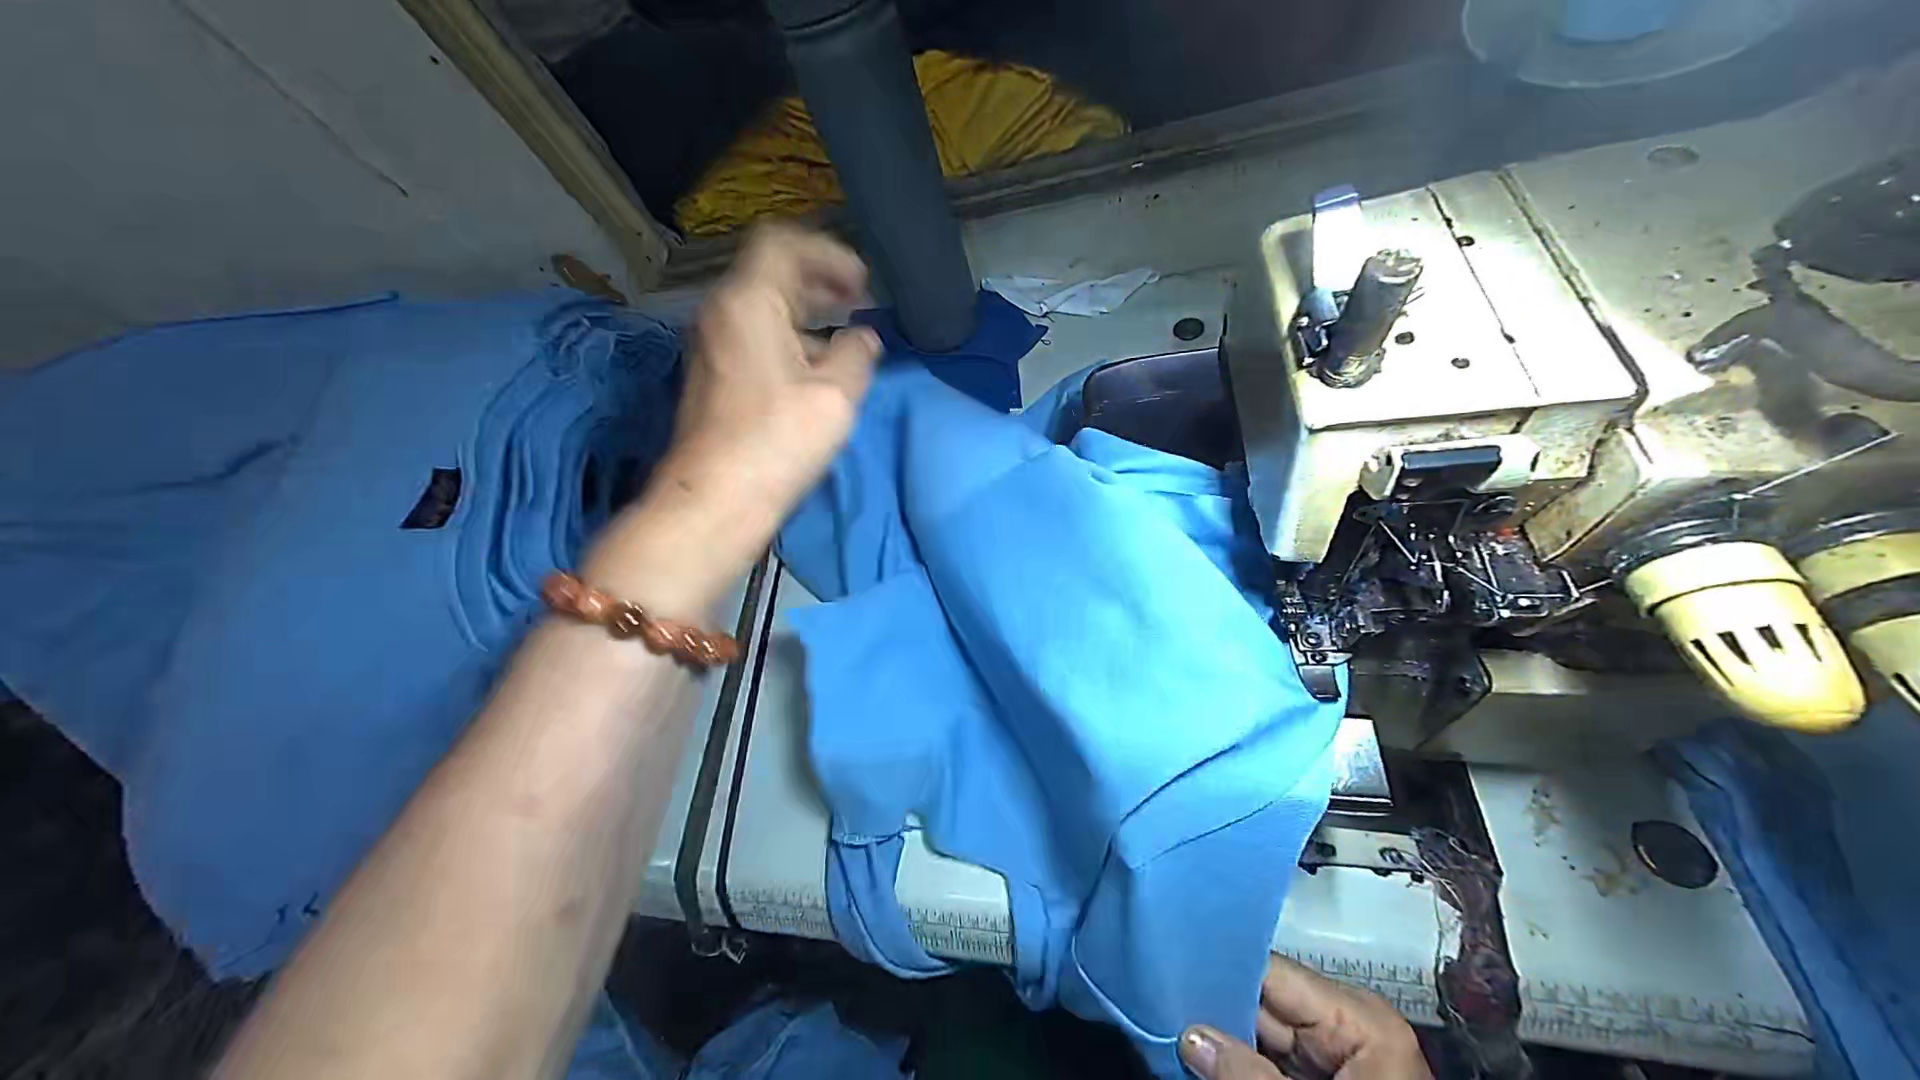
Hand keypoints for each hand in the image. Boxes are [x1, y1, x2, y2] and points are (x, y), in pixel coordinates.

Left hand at [583, 225, 881, 614]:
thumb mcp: (836, 395)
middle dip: (820, 281)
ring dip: (806, 313)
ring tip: (845, 336)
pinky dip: (788, 337)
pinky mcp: (712, 375)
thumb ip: (858, 354)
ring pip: (763, 307)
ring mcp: (711, 344)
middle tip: (860, 302)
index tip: (862, 284)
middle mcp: (721, 312)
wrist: (716, 500)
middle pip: (772, 273)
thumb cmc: (778, 441)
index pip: (784, 243)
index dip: (828, 254)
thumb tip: (863, 337)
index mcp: (748, 301)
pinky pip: (754, 336)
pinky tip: (816, 369)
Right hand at [1179, 955, 1431, 1079]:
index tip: (1168, 961)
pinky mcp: (1323, 1078)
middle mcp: (1345, 1024)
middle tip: (1160, 1002)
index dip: (1218, 966)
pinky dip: (1239, 1062)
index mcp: (1358, 1018)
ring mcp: (1335, 1055)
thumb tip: (1191, 1037)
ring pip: (1260, 1033)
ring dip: (1220, 1037)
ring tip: (1171, 1025)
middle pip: (1261, 1002)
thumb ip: (1249, 1076)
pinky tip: (1200, 1056)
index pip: (1270, 971)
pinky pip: (1270, 1059)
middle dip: (1214, 1008)